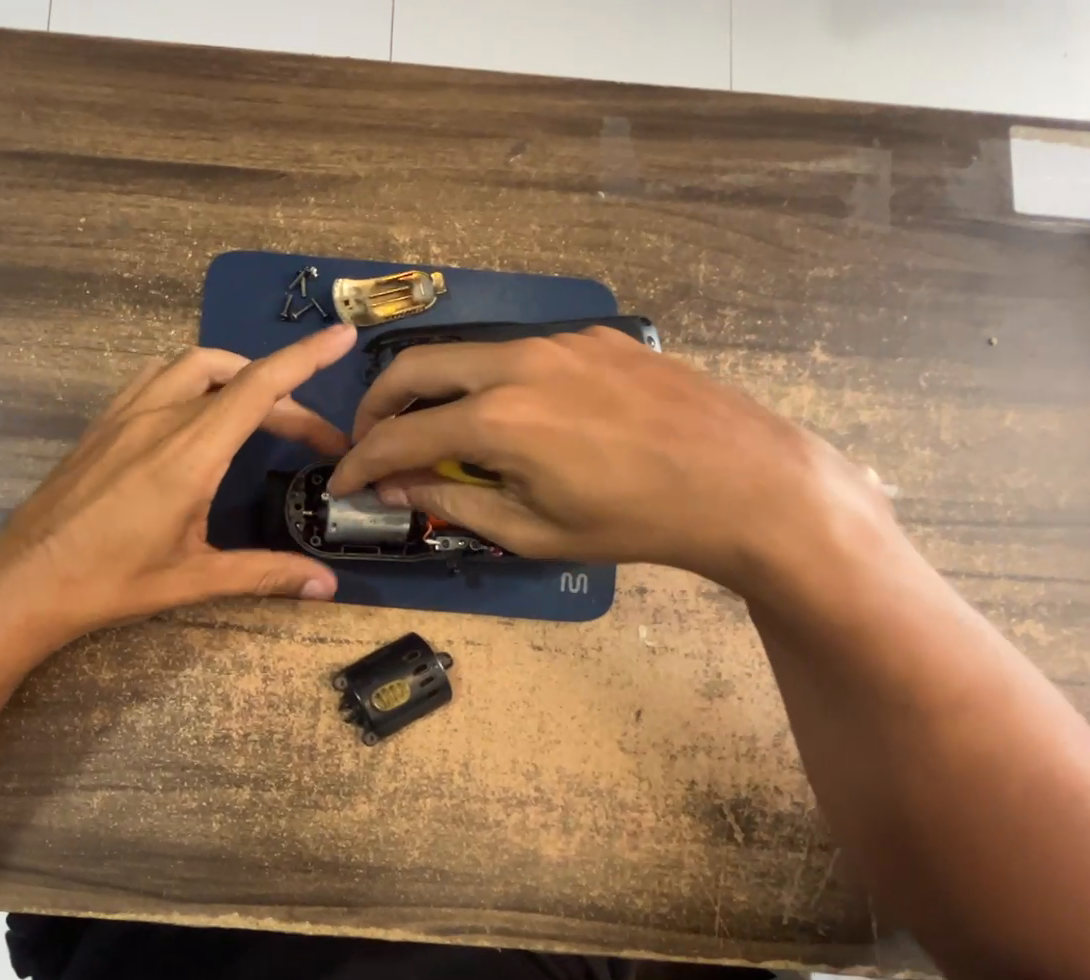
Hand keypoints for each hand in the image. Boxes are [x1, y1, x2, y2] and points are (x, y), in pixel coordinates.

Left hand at [0, 323, 357, 653]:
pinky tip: (193, 413)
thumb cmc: (111, 582)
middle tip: (311, 436)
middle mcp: (158, 418)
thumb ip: (265, 574)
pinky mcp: (101, 424)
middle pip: (233, 376)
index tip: (342, 338)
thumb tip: (327, 588)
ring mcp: (124, 415)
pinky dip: (189, 380)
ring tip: (257, 407)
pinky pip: (153, 379)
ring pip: (189, 365)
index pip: (259, 386)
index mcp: (190, 452)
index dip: (305, 358)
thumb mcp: (194, 579)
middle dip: (282, 393)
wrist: (26, 581)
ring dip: (233, 373)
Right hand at [327, 327, 887, 591]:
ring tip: (434, 431)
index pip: (399, 436)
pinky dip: (487, 383)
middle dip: (377, 406)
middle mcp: (517, 363)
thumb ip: (452, 504)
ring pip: (465, 355)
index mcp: (496, 419)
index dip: (360, 462)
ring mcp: (559, 341)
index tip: (341, 483)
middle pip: (415, 367)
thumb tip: (395, 488)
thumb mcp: (532, 532)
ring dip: (432, 390)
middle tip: (370, 441)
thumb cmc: (635, 523)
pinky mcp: (593, 337)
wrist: (749, 483)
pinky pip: (518, 354)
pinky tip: (509, 417)